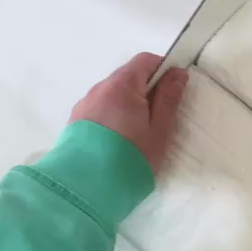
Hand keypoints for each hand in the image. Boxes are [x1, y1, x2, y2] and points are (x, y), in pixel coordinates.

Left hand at [70, 53, 188, 176]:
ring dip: (127, 103)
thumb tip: (177, 72)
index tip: (173, 90)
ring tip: (135, 134)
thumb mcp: (159, 130)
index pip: (145, 60)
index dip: (163, 68)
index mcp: (121, 86)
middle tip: (157, 118)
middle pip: (128, 76)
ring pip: (113, 93)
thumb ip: (169, 98)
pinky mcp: (74, 121)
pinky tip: (116, 141)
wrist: (84, 190)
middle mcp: (99, 88)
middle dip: (145, 89)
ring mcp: (84, 104)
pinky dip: (112, 115)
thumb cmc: (129, 159)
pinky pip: (100, 108)